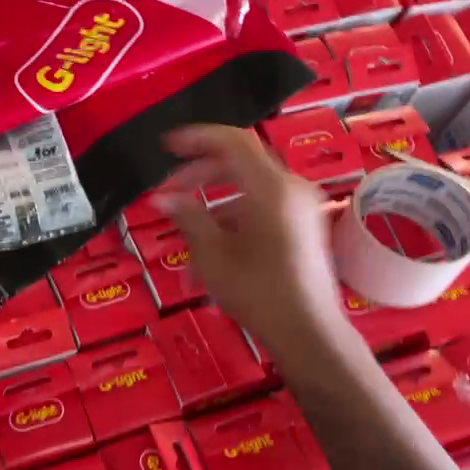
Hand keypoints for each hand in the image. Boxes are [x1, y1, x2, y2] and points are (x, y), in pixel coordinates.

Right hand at [155, 125, 349, 357]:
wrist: (307, 331)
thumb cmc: (257, 292)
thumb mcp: (213, 256)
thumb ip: (188, 218)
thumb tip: (162, 198)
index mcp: (270, 187)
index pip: (232, 141)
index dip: (196, 138)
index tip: (167, 147)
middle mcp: (290, 188)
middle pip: (239, 163)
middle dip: (199, 176)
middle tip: (168, 193)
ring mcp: (301, 207)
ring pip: (249, 191)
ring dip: (213, 206)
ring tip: (186, 238)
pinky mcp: (304, 226)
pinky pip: (263, 209)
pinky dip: (235, 219)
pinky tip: (212, 252)